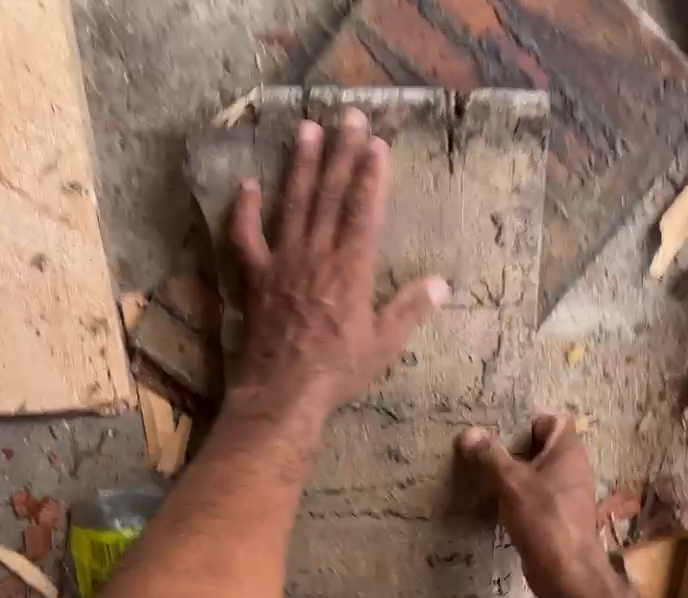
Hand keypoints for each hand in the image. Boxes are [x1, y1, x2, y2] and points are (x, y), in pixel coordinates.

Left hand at [227, 109, 447, 417]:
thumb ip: (410, 309)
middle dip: (340, 154)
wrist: (284, 392)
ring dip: (300, 165)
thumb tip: (442, 284)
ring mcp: (282, 263)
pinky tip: (248, 185)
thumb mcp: (384, 345)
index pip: (364, 211)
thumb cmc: (338, 371)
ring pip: (292, 204)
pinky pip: (247, 238)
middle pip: (330, 196)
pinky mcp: (256, 279)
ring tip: (306, 129)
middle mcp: (316, 255)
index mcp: (352, 269)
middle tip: (347, 116)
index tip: (375, 143)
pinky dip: (245, 211)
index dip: (370, 175)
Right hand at [456, 415, 611, 593]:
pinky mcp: (559, 518)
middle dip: (512, 450)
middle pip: (541, 448)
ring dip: (513, 476)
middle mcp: (573, 469)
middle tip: (482, 454)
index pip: (550, 421)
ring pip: (538, 475)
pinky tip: (497, 505)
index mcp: (569, 451)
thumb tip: (468, 433)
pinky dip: (519, 498)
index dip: (525, 423)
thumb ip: (490, 456)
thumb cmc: (543, 518)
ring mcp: (568, 495)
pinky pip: (537, 498)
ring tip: (483, 477)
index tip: (497, 434)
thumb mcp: (510, 482)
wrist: (566, 571)